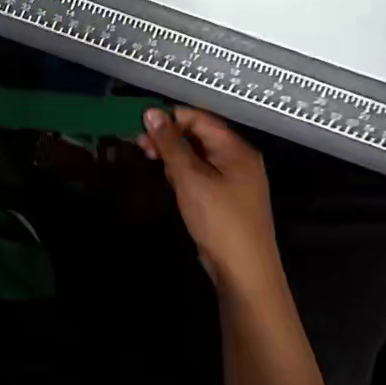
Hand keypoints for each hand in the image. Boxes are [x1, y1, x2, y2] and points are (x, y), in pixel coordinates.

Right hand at [139, 107, 281, 292]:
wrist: (245, 272)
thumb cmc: (218, 219)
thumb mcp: (189, 177)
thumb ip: (170, 143)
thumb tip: (152, 112)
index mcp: (235, 148)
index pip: (199, 118)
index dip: (170, 118)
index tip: (141, 125)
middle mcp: (239, 159)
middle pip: (199, 135)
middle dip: (169, 137)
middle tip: (140, 145)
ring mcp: (235, 180)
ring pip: (198, 155)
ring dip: (174, 155)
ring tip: (151, 162)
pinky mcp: (228, 198)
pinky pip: (203, 174)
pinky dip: (184, 172)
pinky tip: (169, 180)